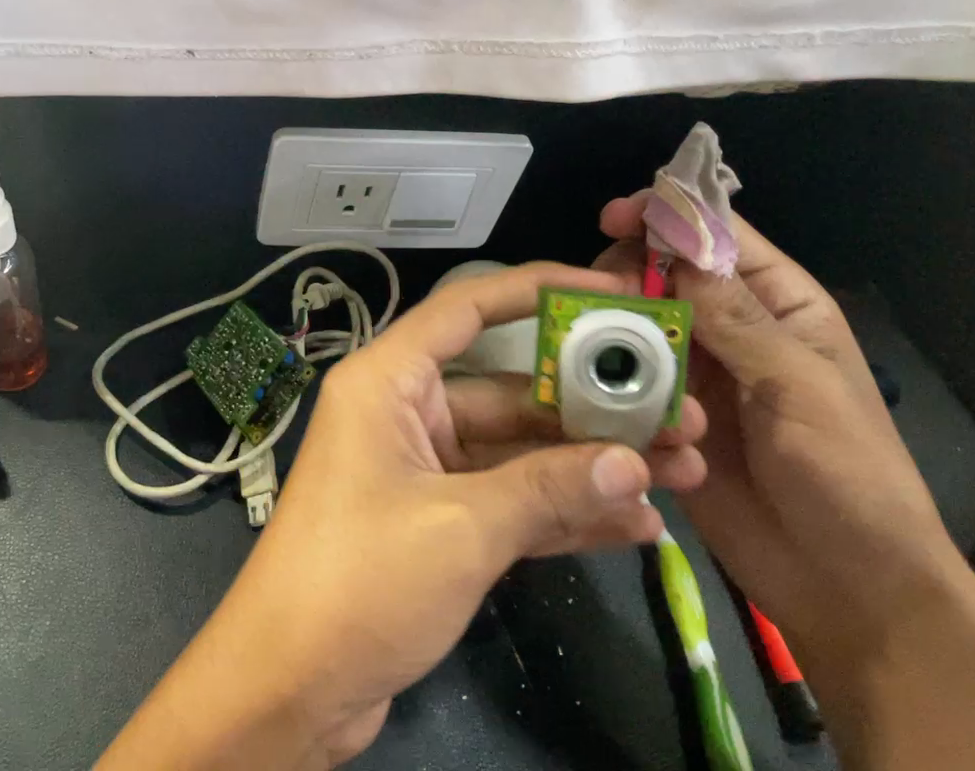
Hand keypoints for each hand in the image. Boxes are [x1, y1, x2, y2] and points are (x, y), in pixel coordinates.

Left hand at [97, 262, 707, 769]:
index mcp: (389, 384)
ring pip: (518, 451)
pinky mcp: (436, 524)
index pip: (468, 309)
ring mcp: (422, 472)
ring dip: (592, 463)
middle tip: (682, 415)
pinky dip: (564, 511)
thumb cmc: (360, 581)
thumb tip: (634, 463)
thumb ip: (549, 488)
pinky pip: (510, 502)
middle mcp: (405, 414)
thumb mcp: (461, 528)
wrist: (289, 684)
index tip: (617, 295)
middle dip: (594, 405)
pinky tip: (637, 524)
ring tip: (684, 472)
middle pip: (510, 390)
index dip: (541, 290)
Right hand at [597, 195, 964, 658]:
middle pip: (665, 276)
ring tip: (586, 347)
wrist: (845, 583)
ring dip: (612, 331)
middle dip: (626, 276)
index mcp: (780, 306)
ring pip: (638, 328)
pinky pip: (627, 383)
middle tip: (593, 295)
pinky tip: (587, 391)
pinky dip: (607, 380)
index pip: (719, 238)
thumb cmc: (847, 475)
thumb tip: (675, 250)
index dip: (668, 217)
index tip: (613, 218)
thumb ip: (736, 319)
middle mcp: (732, 332)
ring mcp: (696, 377)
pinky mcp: (667, 420)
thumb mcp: (800, 387)